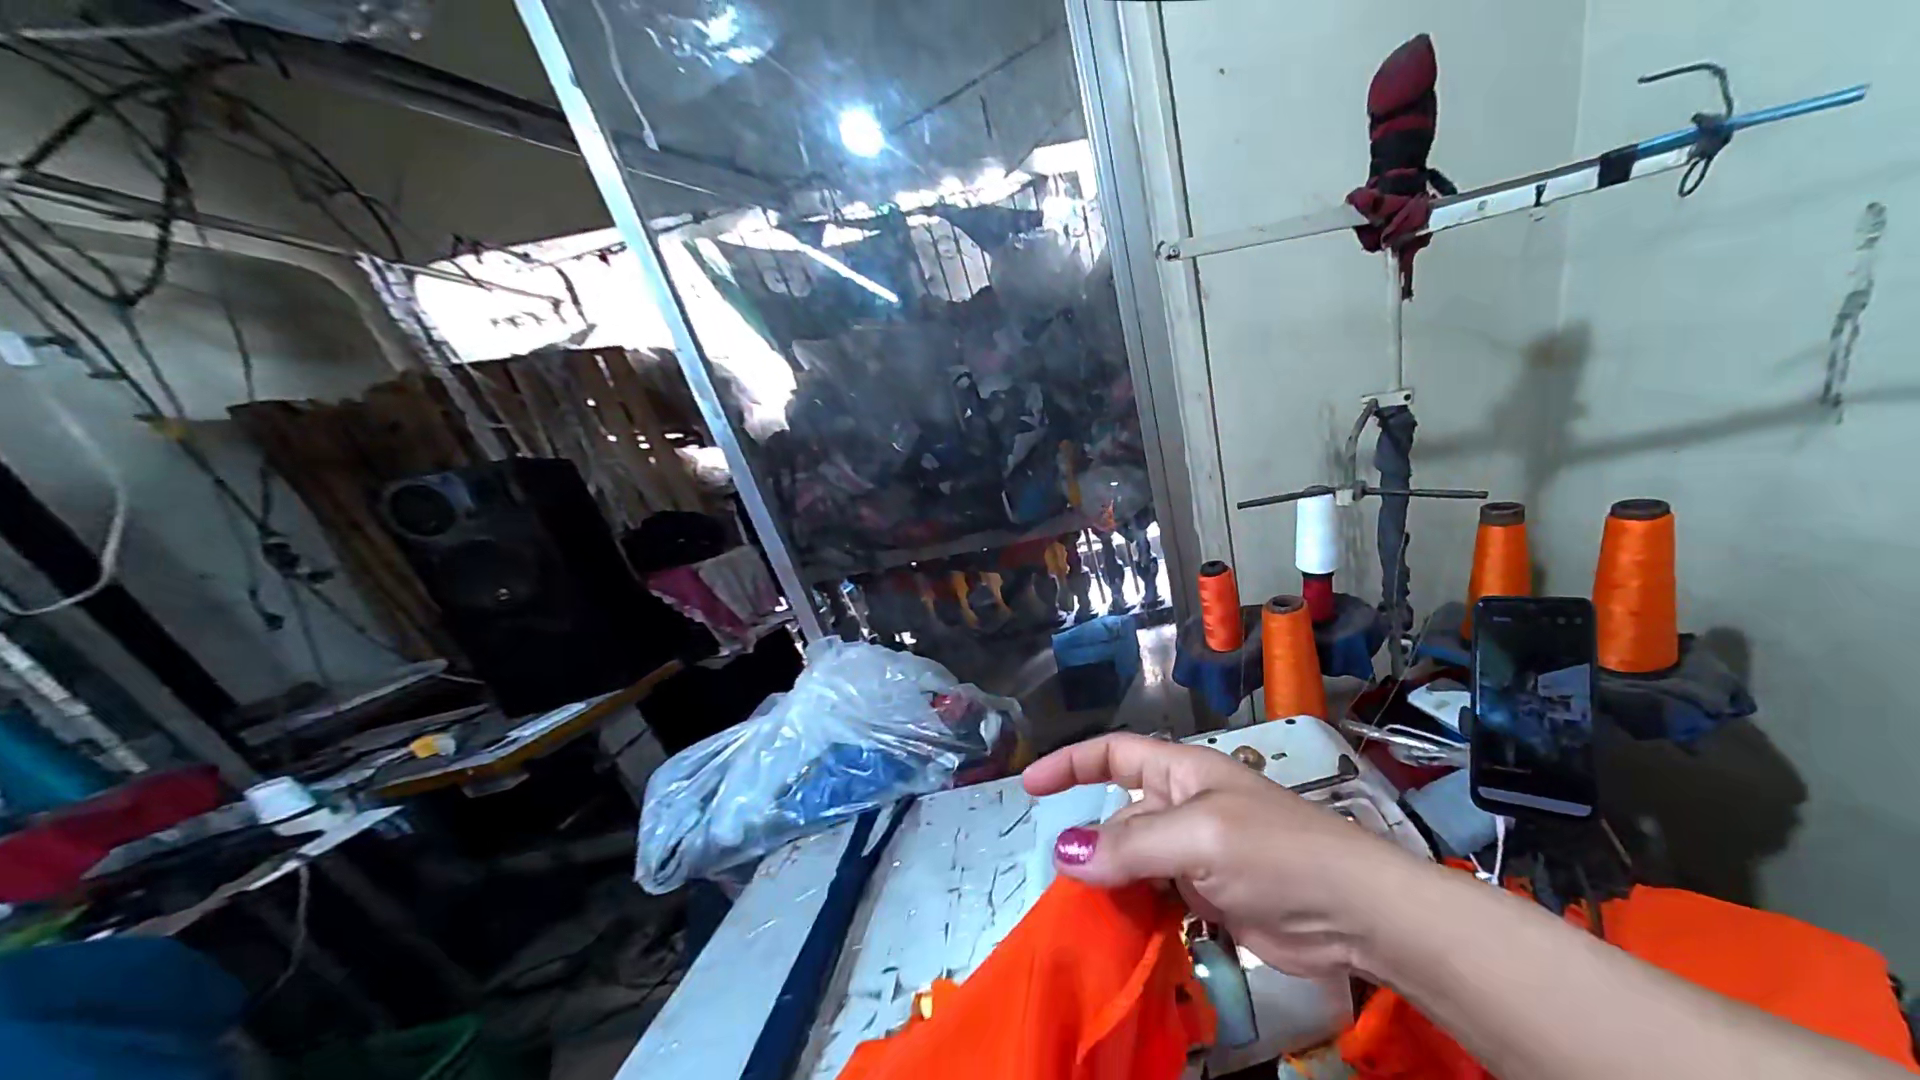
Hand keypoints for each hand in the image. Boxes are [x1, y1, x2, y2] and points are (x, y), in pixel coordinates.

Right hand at [1022, 732, 1422, 978]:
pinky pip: (1153, 896)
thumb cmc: (1276, 852)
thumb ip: (1129, 845)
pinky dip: (1132, 911)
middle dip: (1088, 841)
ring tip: (1077, 912)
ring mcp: (1194, 853)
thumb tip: (1063, 853)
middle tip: (1058, 880)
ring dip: (1107, 883)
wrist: (1356, 915)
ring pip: (1132, 861)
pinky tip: (1116, 931)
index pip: (1114, 754)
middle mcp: (1182, 806)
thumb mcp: (1198, 838)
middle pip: (1118, 816)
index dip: (1070, 763)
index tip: (1030, 786)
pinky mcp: (1206, 895)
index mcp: (1181, 772)